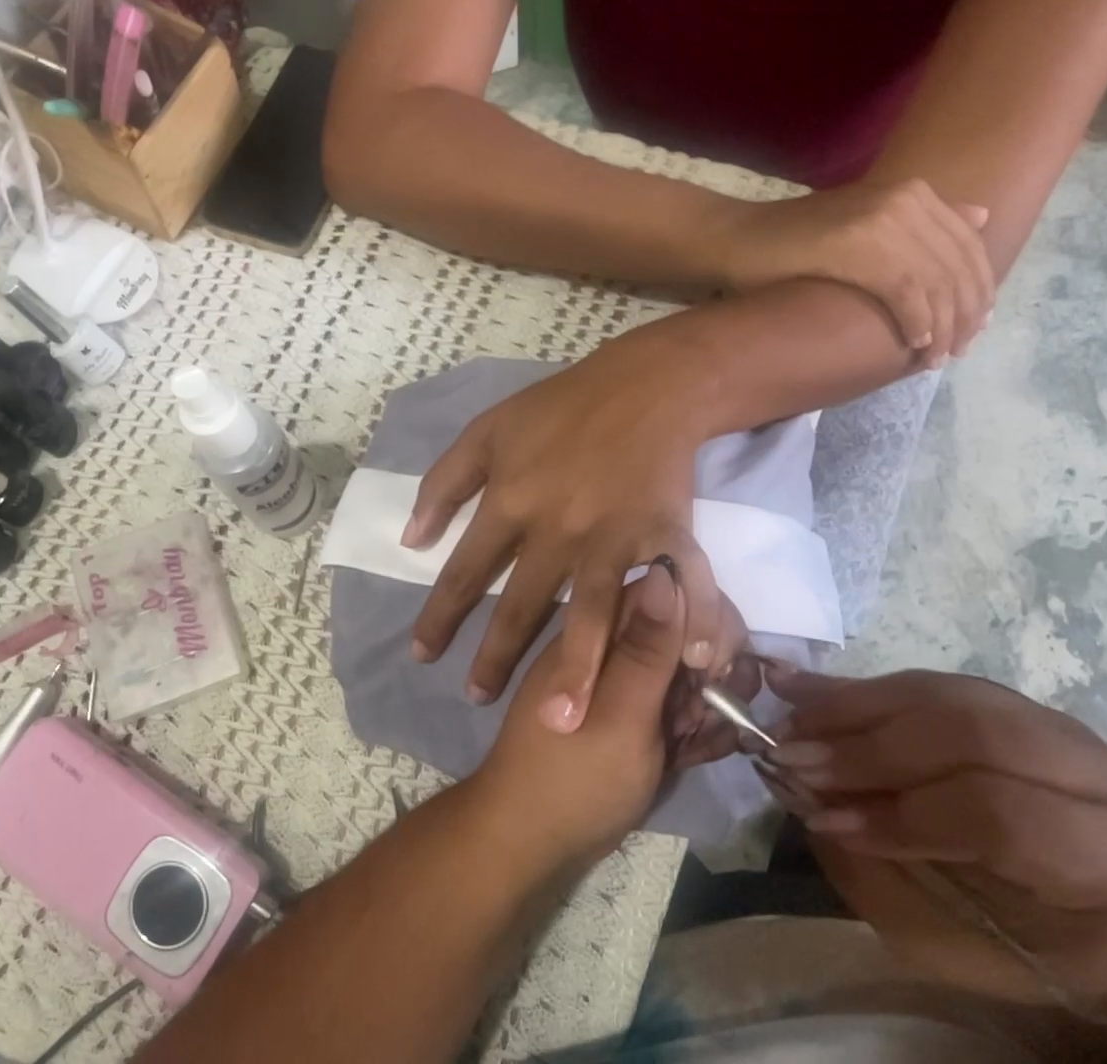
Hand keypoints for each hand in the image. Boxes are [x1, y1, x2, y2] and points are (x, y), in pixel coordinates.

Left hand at [404, 332, 721, 731]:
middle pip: (521, 606)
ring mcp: (615, 535)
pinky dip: (693, 622)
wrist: (645, 385)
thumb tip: (411, 541)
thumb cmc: (559, 410)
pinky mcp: (664, 534)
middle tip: (478, 699)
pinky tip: (695, 666)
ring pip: (591, 613)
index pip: (466, 573)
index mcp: (511, 501)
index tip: (422, 654)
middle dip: (497, 657)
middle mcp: (558, 528)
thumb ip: (444, 484)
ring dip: (576, 670)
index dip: (441, 617)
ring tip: (562, 721)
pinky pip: (679, 586)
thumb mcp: (486, 431)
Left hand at [469, 562, 692, 865]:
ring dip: (708, 706)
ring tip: (693, 745)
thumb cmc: (574, 778)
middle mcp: (611, 652)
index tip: (712, 669)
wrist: (528, 842)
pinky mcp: (631, 721)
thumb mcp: (621, 714)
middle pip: (686, 634)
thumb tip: (667, 567)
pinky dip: (693, 731)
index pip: (668, 591)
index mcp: (599, 634)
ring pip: (687, 675)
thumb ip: (649, 648)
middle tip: (702, 717)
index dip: (704, 620)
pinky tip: (691, 756)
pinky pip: (676, 710)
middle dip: (712, 671)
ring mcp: (621, 688)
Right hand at [725, 180, 994, 362]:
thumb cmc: (789, 243)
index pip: (966, 244)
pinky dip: (917, 320)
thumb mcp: (860, 225)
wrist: (734, 240)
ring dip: (944, 326)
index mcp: (911, 193)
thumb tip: (981, 215)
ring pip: (936, 281)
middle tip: (959, 351)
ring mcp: (883, 220)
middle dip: (965, 314)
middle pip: (957, 264)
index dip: (977, 290)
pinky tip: (916, 343)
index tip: (974, 327)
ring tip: (937, 358)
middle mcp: (906, 199)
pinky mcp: (858, 246)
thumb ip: (916, 223)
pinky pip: (906, 291)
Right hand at [760, 666, 1106, 1003]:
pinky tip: (796, 689)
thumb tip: (811, 803)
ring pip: (938, 694)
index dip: (903, 815)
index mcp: (1106, 856)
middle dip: (865, 748)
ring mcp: (1049, 724)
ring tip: (786, 730)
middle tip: (789, 762)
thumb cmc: (1022, 947)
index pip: (1001, 812)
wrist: (1088, 908)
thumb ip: (882, 875)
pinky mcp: (1004, 700)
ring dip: (850, 708)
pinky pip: (921, 684)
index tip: (826, 824)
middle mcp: (1093, 774)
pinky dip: (853, 690)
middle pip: (969, 732)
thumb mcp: (953, 946)